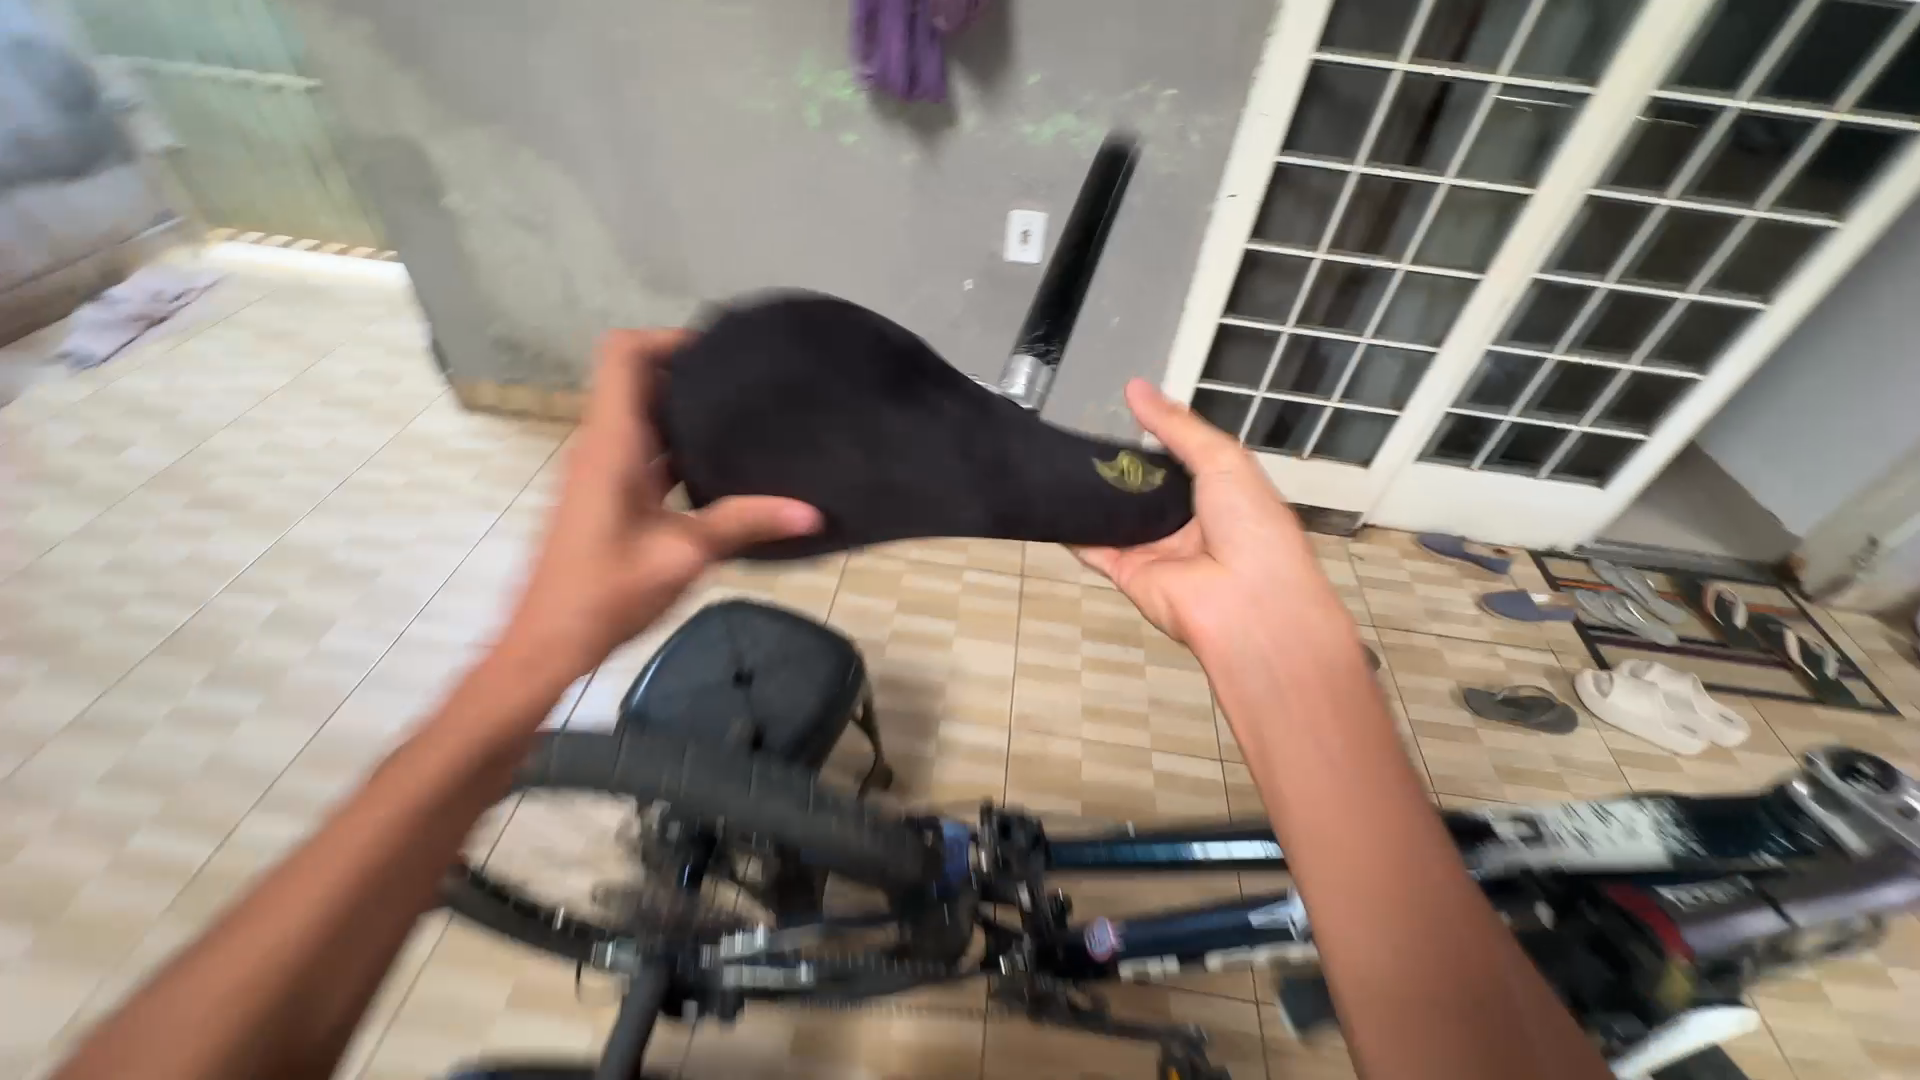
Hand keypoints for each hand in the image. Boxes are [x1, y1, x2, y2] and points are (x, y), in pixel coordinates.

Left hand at [496, 329, 821, 681]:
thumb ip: (747, 524)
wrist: (548, 641)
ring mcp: (602, 471)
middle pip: (637, 380)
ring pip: (643, 417)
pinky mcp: (608, 496)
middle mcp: (602, 446)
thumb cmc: (606, 593)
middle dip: (690, 374)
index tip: (720, 351)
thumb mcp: (685, 555)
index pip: (622, 355)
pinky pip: (646, 451)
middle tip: (748, 385)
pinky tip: (723, 471)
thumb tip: (813, 512)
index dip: (667, 338)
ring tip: (746, 420)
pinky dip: (680, 448)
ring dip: (687, 413)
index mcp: (611, 444)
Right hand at [1073, 380, 1351, 663]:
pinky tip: (1048, 501)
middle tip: (1078, 430)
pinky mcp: (1126, 573)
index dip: (1152, 436)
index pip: (1178, 460)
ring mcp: (1154, 550)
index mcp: (1218, 494)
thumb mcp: (1222, 459)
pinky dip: (1071, 528)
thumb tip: (1134, 387)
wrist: (1247, 603)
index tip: (1118, 410)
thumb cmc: (1250, 525)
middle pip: (1142, 489)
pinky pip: (1093, 547)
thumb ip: (1176, 426)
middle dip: (1115, 464)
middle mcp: (1185, 522)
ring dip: (1090, 493)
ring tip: (1056, 456)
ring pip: (1114, 516)